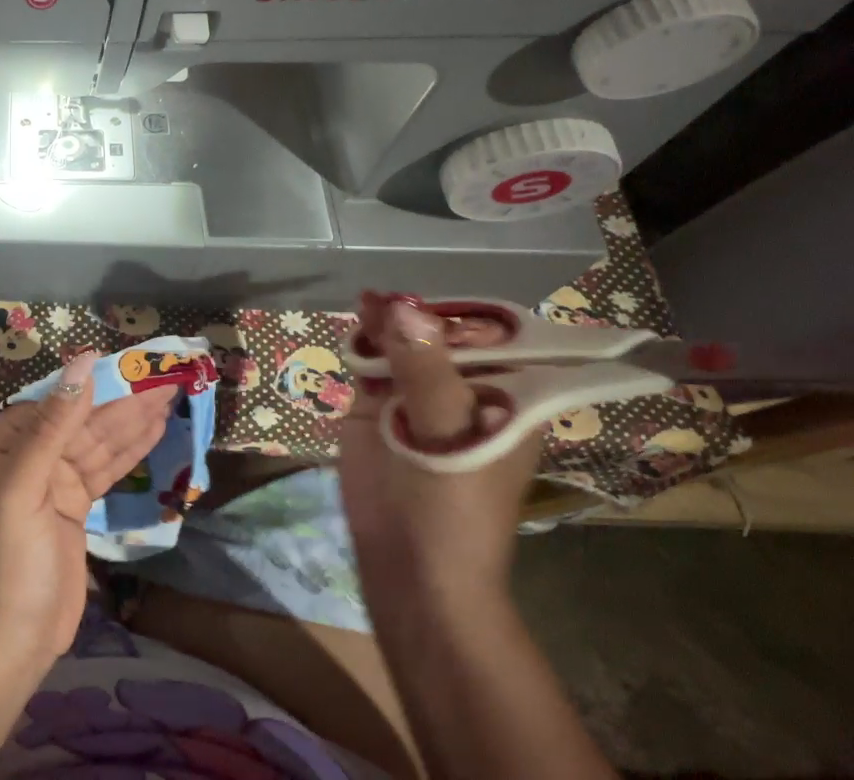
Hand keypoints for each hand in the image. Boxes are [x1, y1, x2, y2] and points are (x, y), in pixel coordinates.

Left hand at [0, 352, 172, 665]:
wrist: (15, 631)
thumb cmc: (9, 555)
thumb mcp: (25, 483)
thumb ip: (55, 423)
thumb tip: (83, 361)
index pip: (53, 403)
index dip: (94, 384)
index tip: (133, 365)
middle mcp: (23, 455)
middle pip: (80, 421)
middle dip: (123, 401)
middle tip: (167, 376)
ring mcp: (51, 481)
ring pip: (97, 443)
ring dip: (133, 421)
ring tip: (171, 394)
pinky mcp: (73, 505)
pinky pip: (104, 468)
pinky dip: (130, 450)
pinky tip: (155, 428)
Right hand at [339, 293, 541, 611]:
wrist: (409, 564)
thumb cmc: (452, 505)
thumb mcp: (446, 434)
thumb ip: (425, 369)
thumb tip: (404, 308)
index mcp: (509, 398)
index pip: (495, 340)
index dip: (461, 316)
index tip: (429, 301)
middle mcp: (464, 392)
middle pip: (440, 338)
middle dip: (416, 316)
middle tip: (385, 297)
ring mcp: (417, 401)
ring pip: (401, 349)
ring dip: (385, 325)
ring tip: (365, 302)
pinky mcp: (376, 412)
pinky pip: (370, 368)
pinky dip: (360, 345)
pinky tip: (353, 322)